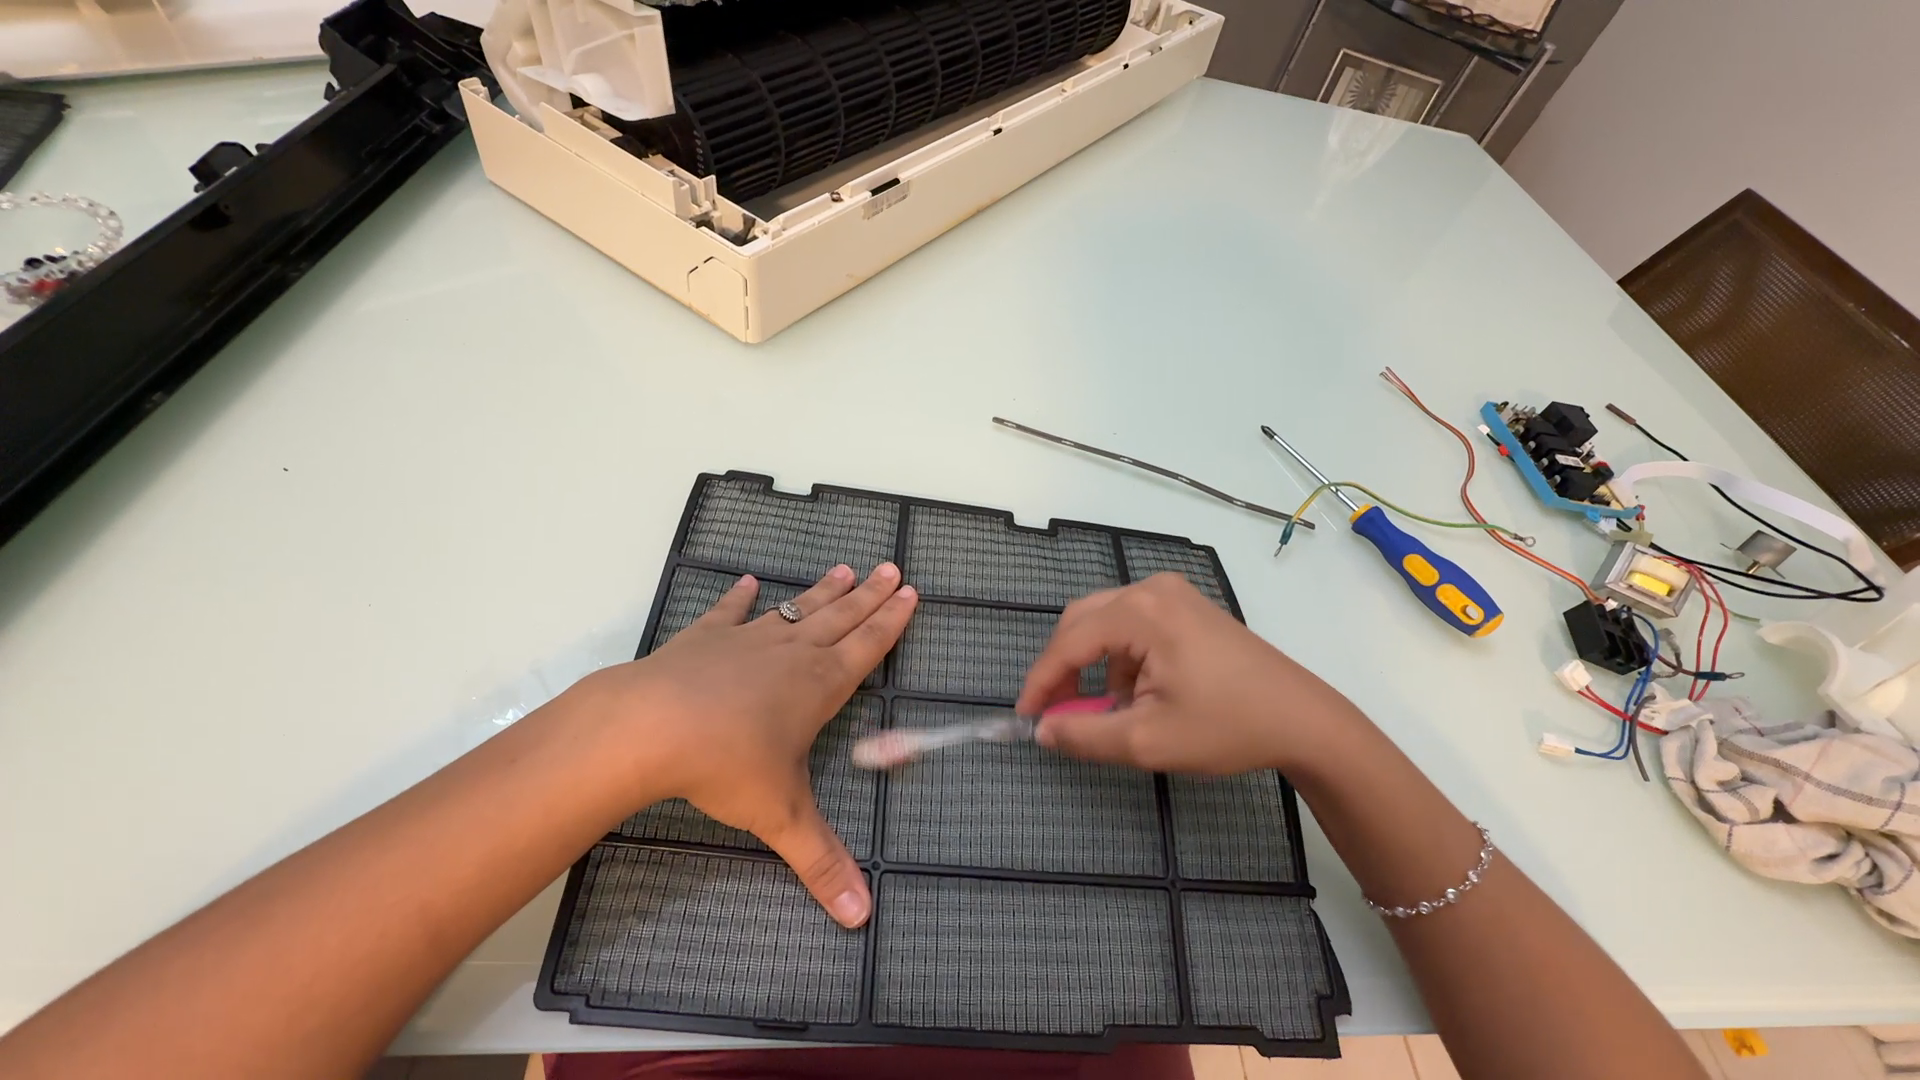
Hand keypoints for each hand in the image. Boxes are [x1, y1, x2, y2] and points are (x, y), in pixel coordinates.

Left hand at [579, 563, 916, 927]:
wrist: (650, 727)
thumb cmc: (725, 766)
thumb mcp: (781, 817)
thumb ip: (821, 864)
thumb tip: (861, 919)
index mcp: (819, 686)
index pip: (867, 647)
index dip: (891, 621)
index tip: (909, 593)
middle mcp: (791, 654)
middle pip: (841, 617)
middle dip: (870, 595)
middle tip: (892, 568)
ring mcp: (747, 641)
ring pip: (796, 609)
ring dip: (822, 590)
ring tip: (845, 568)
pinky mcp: (704, 639)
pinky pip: (729, 613)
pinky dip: (740, 598)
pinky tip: (747, 582)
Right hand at [1016, 573, 1364, 773]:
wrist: (1305, 719)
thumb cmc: (1227, 728)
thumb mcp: (1148, 741)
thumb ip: (1084, 735)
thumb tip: (1042, 730)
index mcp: (1141, 613)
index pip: (1068, 642)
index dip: (1041, 682)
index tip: (1026, 717)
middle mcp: (1153, 590)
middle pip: (1082, 621)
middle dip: (1064, 668)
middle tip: (1057, 712)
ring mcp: (1175, 595)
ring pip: (1107, 623)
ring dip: (1094, 665)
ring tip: (1103, 711)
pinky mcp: (1190, 608)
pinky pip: (1135, 626)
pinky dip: (1121, 659)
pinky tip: (1136, 695)